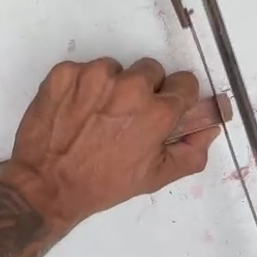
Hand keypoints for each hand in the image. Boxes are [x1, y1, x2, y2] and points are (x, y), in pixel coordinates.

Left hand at [1, 57, 217, 228]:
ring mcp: (94, 76)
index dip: (173, 99)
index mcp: (157, 112)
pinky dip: (80, 88)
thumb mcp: (154, 177)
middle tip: (124, 119)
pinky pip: (83, 71)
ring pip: (116, 69)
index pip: (184, 84)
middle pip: (150, 71)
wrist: (46, 186)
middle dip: (142, 91)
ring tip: (95, 118)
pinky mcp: (65, 73)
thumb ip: (190, 152)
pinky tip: (74, 113)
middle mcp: (129, 87)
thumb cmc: (102, 185)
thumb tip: (210, 128)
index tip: (161, 111)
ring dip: (110, 88)